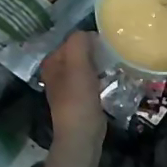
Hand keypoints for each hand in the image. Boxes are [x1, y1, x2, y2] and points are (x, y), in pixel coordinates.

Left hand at [41, 31, 106, 146]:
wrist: (81, 133)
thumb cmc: (78, 97)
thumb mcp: (77, 65)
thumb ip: (78, 44)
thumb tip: (87, 33)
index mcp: (51, 62)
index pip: (72, 40)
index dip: (89, 39)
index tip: (107, 43)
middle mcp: (55, 72)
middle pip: (79, 53)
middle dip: (95, 51)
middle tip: (113, 52)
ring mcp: (67, 85)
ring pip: (86, 65)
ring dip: (99, 63)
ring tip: (115, 62)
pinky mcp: (79, 97)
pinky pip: (91, 78)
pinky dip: (100, 76)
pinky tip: (112, 77)